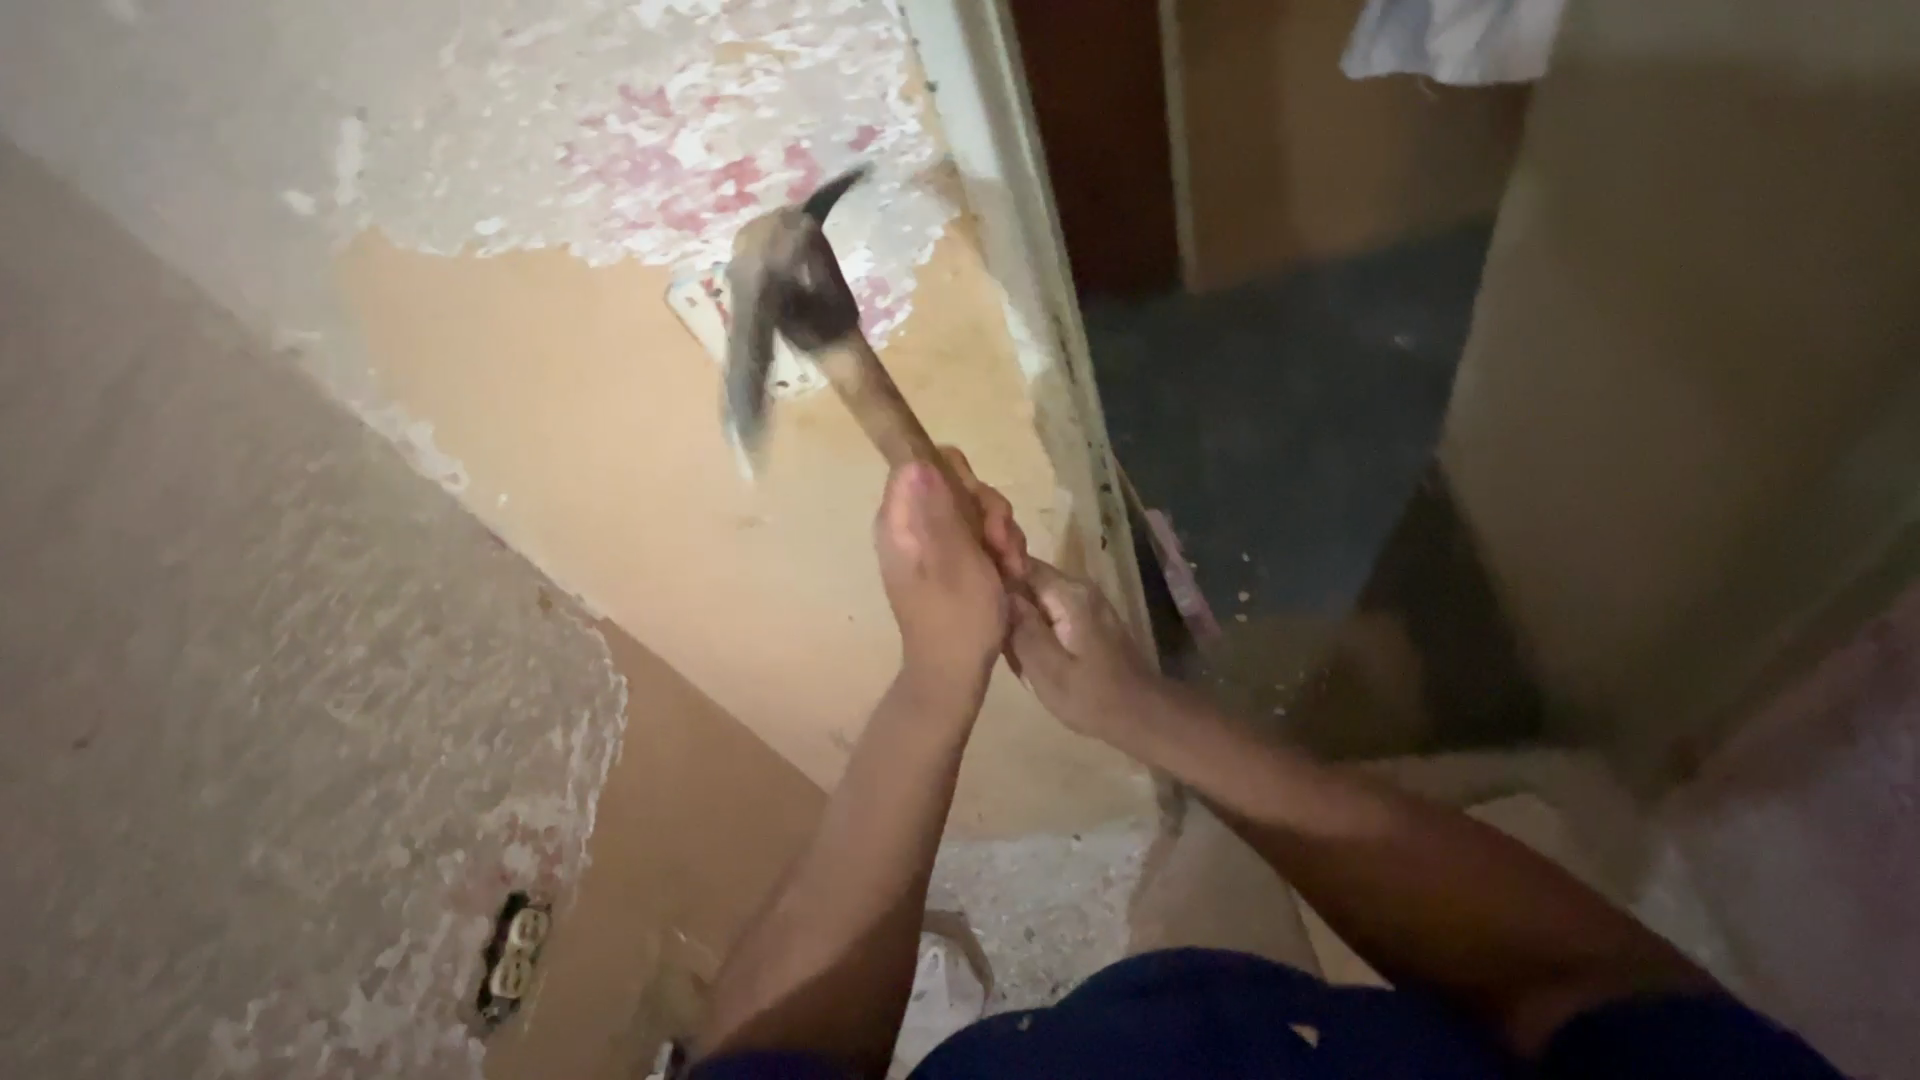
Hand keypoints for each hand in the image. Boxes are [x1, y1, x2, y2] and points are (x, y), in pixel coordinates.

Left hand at [874, 448, 1026, 683]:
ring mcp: (931, 541)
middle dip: (988, 509)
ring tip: (1009, 567)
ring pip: (972, 508)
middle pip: (954, 482)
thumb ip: (939, 511)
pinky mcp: (949, 557)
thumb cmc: (957, 619)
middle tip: (1001, 544)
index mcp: (900, 521)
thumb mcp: (956, 561)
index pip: (921, 463)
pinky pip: (977, 532)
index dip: (958, 477)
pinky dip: (998, 548)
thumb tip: (918, 461)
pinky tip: (1009, 573)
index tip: (977, 509)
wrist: (955, 673)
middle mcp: (910, 523)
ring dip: (1000, 532)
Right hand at [1008, 560, 1166, 747]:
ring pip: (1037, 598)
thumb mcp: (1047, 669)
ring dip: (1020, 620)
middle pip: (1027, 579)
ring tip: (1013, 654)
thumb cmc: (1092, 697)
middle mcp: (1078, 587)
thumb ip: (1021, 628)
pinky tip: (1033, 658)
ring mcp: (1086, 602)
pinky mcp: (1089, 618)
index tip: (973, 596)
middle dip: (1006, 604)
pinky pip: (1051, 612)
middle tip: (996, 639)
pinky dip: (1036, 630)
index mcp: (1068, 593)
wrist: (1142, 714)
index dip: (994, 574)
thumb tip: (999, 592)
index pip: (1019, 563)